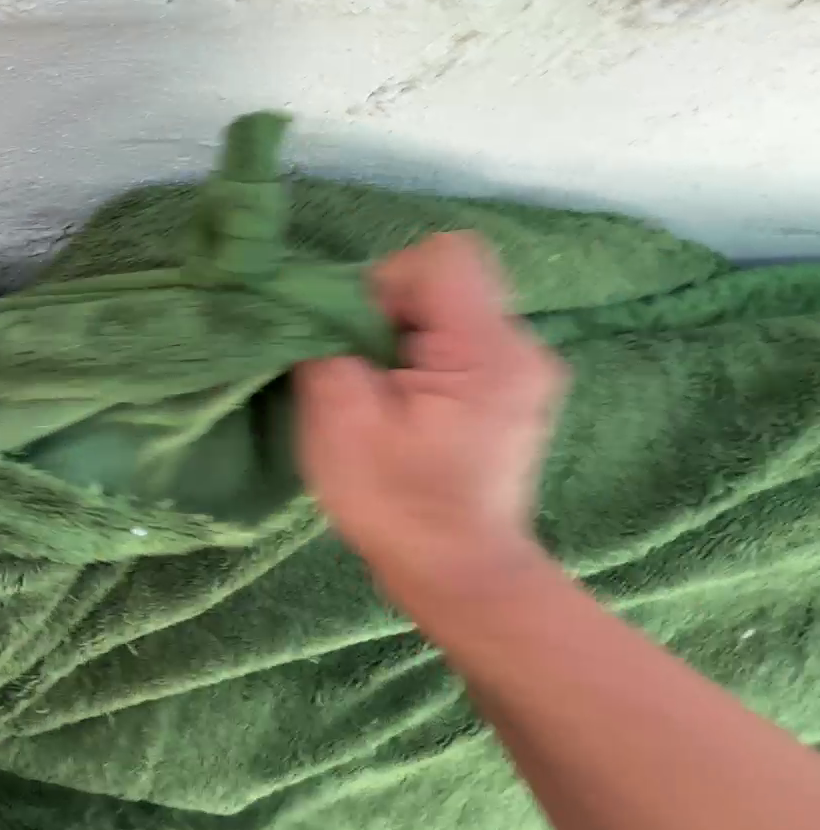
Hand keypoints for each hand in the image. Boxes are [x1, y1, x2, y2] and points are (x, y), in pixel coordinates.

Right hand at [294, 233, 568, 600]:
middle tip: (356, 367)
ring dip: (393, 334)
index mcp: (486, 349)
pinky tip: (395, 402)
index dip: (381, 283)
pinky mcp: (505, 388)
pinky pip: (450, 337)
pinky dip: (411, 355)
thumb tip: (310, 303)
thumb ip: (323, 343)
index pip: (440, 256)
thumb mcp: (339, 416)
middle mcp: (520, 345)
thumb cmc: (395, 498)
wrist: (456, 572)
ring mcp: (518, 368)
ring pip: (443, 307)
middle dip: (383, 310)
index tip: (354, 338)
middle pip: (442, 278)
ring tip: (373, 389)